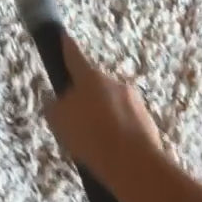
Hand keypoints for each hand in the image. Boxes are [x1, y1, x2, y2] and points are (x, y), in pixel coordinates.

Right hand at [46, 37, 162, 179]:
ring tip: (93, 143)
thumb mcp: (59, 123)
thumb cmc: (91, 139)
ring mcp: (135, 101)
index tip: (63, 36)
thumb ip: (54, 107)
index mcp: (90, 78)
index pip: (74, 57)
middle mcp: (115, 83)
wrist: (135, 166)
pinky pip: (126, 121)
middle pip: (94, 85)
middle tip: (74, 120)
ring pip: (111, 104)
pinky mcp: (148, 121)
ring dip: (102, 116)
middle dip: (85, 97)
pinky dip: (117, 131)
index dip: (66, 47)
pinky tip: (110, 151)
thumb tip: (54, 98)